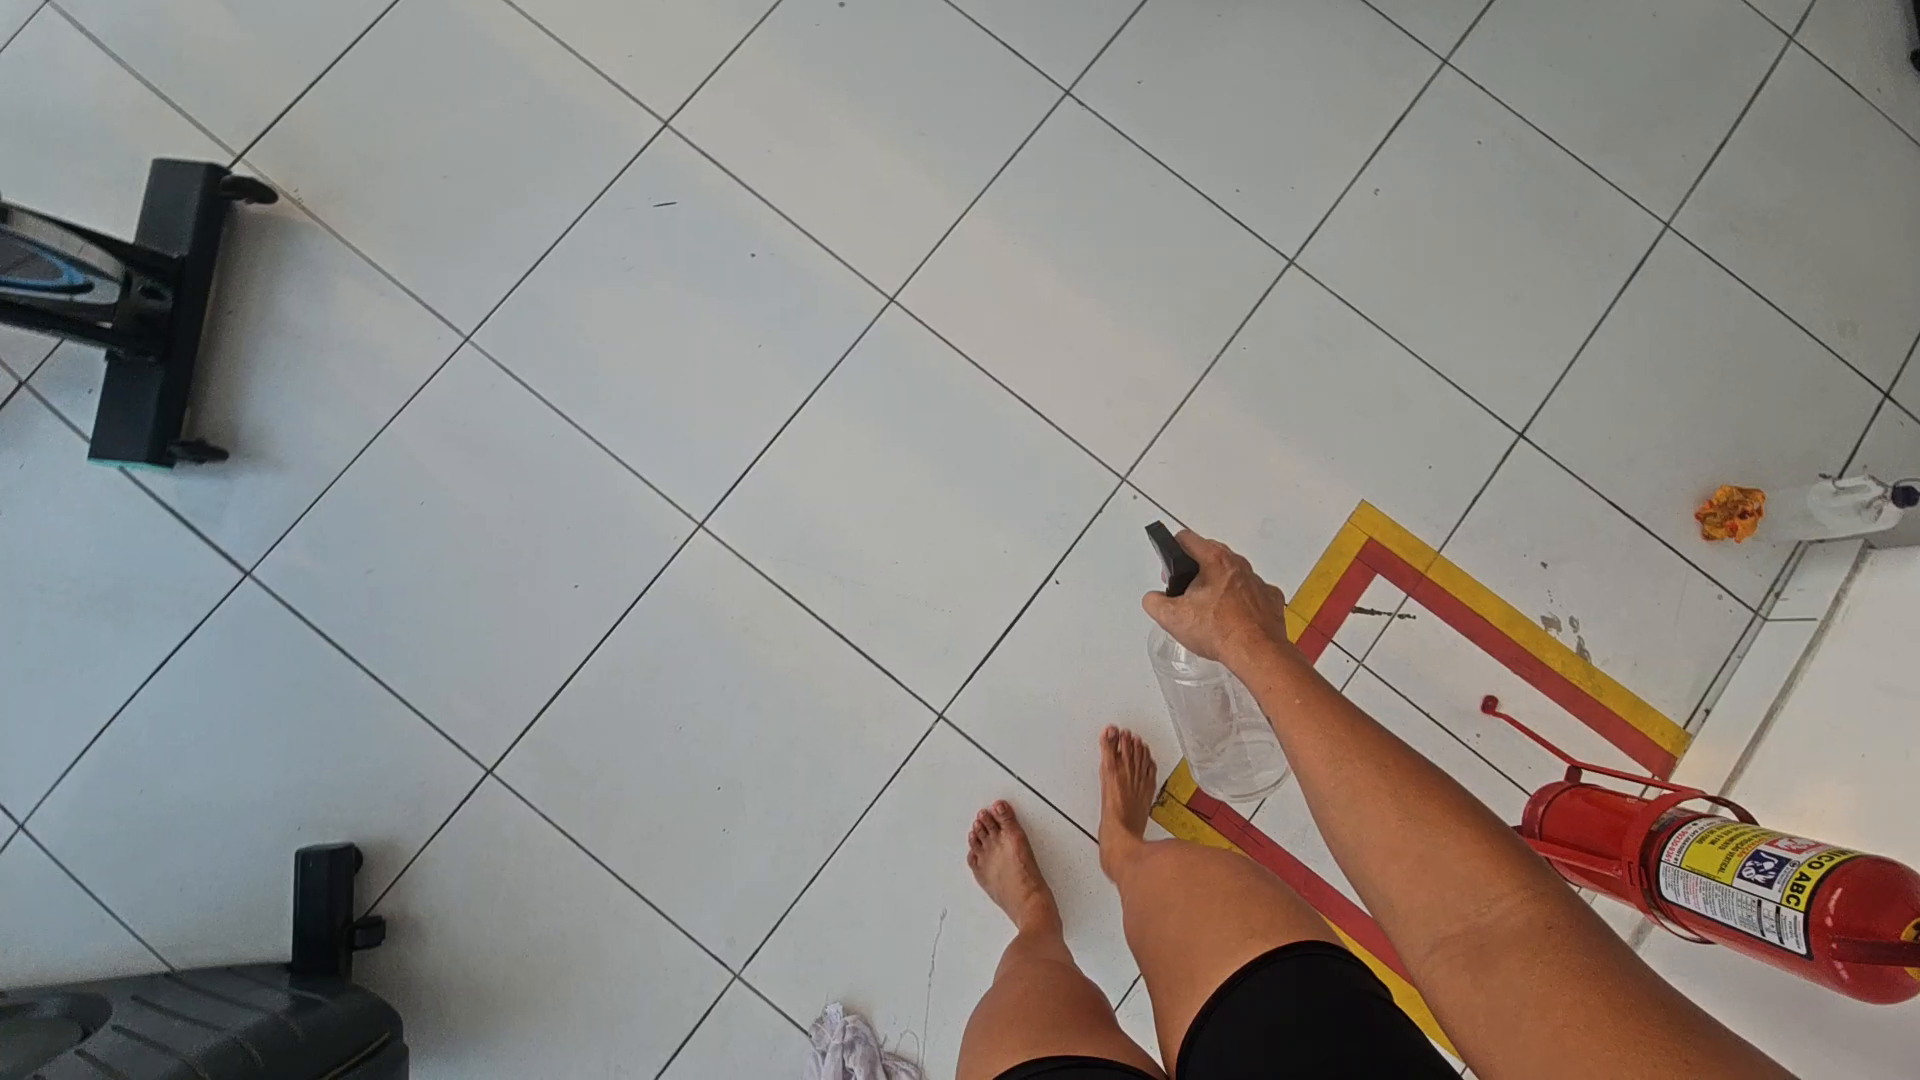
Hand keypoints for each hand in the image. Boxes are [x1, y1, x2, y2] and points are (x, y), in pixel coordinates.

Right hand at [1142, 529, 1292, 666]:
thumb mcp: (1170, 618)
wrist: (1255, 653)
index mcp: (1214, 560)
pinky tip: (1232, 618)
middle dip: (1194, 570)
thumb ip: (1153, 602)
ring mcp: (1256, 581)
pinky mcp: (1269, 598)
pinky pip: (1251, 593)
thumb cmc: (1221, 632)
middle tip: (1186, 593)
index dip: (1172, 551)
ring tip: (1209, 611)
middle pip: (1210, 554)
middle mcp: (1238, 565)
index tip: (1170, 566)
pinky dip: (1240, 602)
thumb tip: (1153, 599)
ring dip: (1219, 586)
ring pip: (1231, 573)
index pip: (1186, 538)